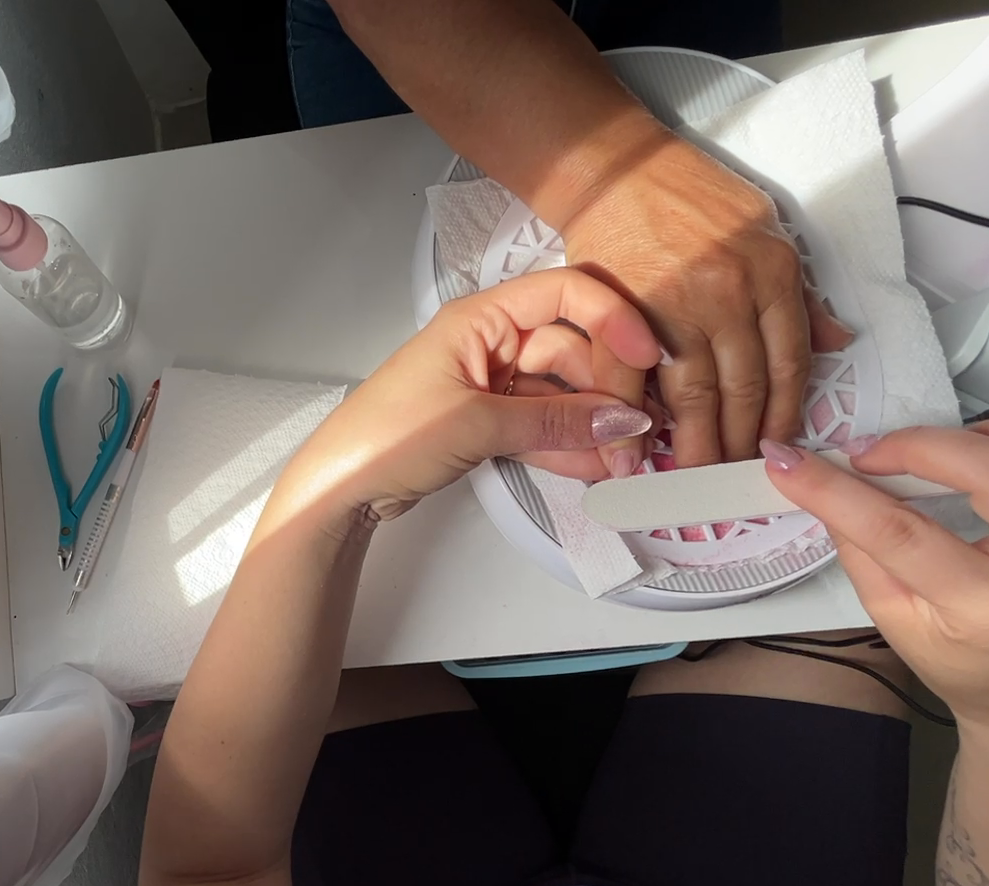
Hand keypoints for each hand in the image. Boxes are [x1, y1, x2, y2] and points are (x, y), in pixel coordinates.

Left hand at [277, 268, 659, 527]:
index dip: (612, 319)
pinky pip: (538, 427)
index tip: (647, 358)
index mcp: (479, 319)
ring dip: (590, 425)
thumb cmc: (384, 437)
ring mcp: (487, 386)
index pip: (563, 296)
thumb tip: (618, 420)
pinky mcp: (484, 423)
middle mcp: (487, 344)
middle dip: (606, 390)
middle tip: (638, 431)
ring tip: (625, 458)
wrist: (342, 488)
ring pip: (557, 395)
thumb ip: (553, 422)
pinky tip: (594, 467)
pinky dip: (563, 446)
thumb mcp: (475, 424)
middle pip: (569, 350)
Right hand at [556, 124, 852, 466]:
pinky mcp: (624, 316)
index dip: (782, 416)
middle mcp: (732, 295)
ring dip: (694, 445)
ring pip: (695, 395)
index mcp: (773, 274)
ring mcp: (676, 308)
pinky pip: (630, 383)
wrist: (619, 173)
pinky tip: (632, 457)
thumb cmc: (688, 198)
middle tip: (732, 479)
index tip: (777, 450)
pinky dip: (628, 424)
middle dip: (739, 443)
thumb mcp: (765, 231)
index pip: (789, 364)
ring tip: (693, 478)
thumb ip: (797, 292)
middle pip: (744, 389)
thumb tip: (835, 341)